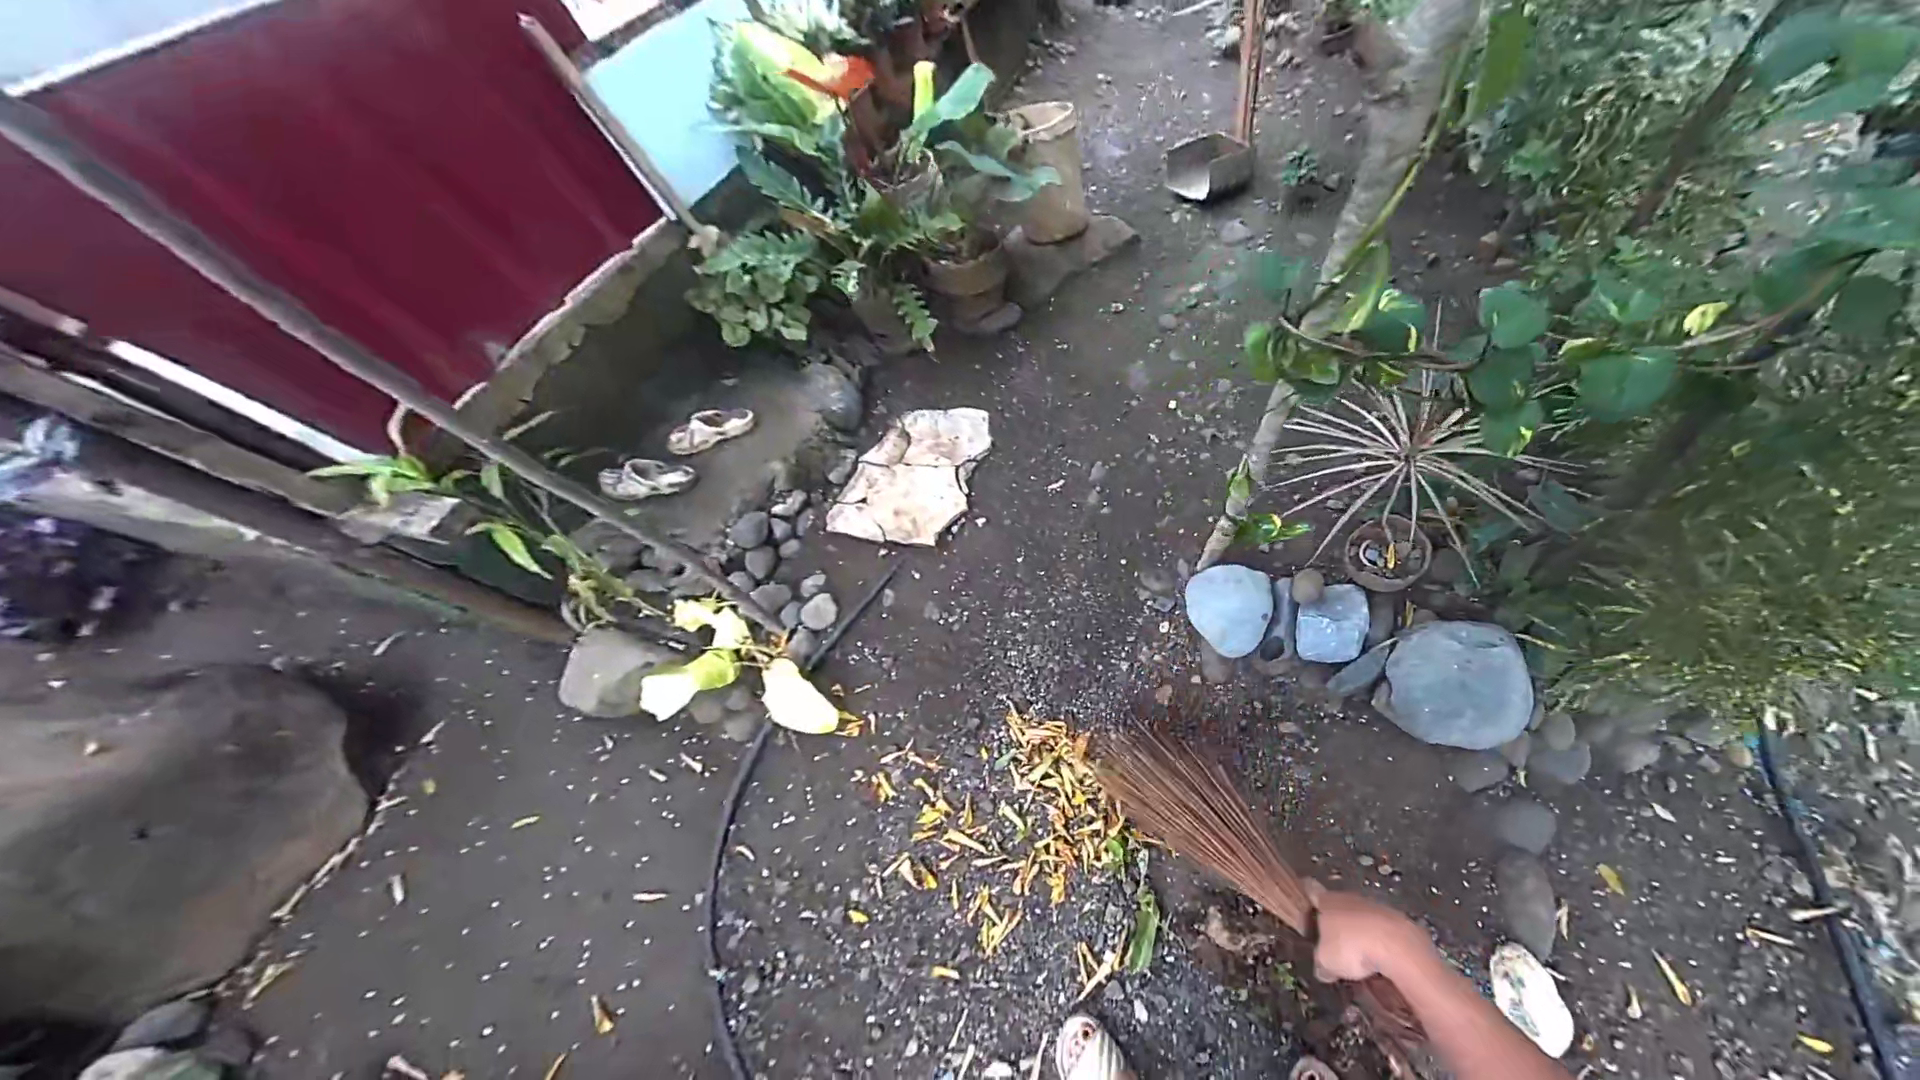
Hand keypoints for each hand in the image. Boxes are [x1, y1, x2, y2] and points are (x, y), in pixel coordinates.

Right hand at [1304, 878, 1437, 983]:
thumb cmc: (1352, 948)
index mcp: (1326, 901)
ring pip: (1363, 917)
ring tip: (1363, 959)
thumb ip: (1321, 962)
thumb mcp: (1327, 962)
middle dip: (1337, 922)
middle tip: (1335, 945)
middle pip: (1338, 905)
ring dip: (1362, 933)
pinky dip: (1383, 942)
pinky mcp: (1399, 921)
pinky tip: (1384, 961)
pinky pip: (1384, 931)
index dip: (1308, 898)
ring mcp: (1376, 907)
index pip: (1310, 890)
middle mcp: (1348, 898)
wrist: (1399, 948)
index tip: (1306, 908)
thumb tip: (1323, 970)